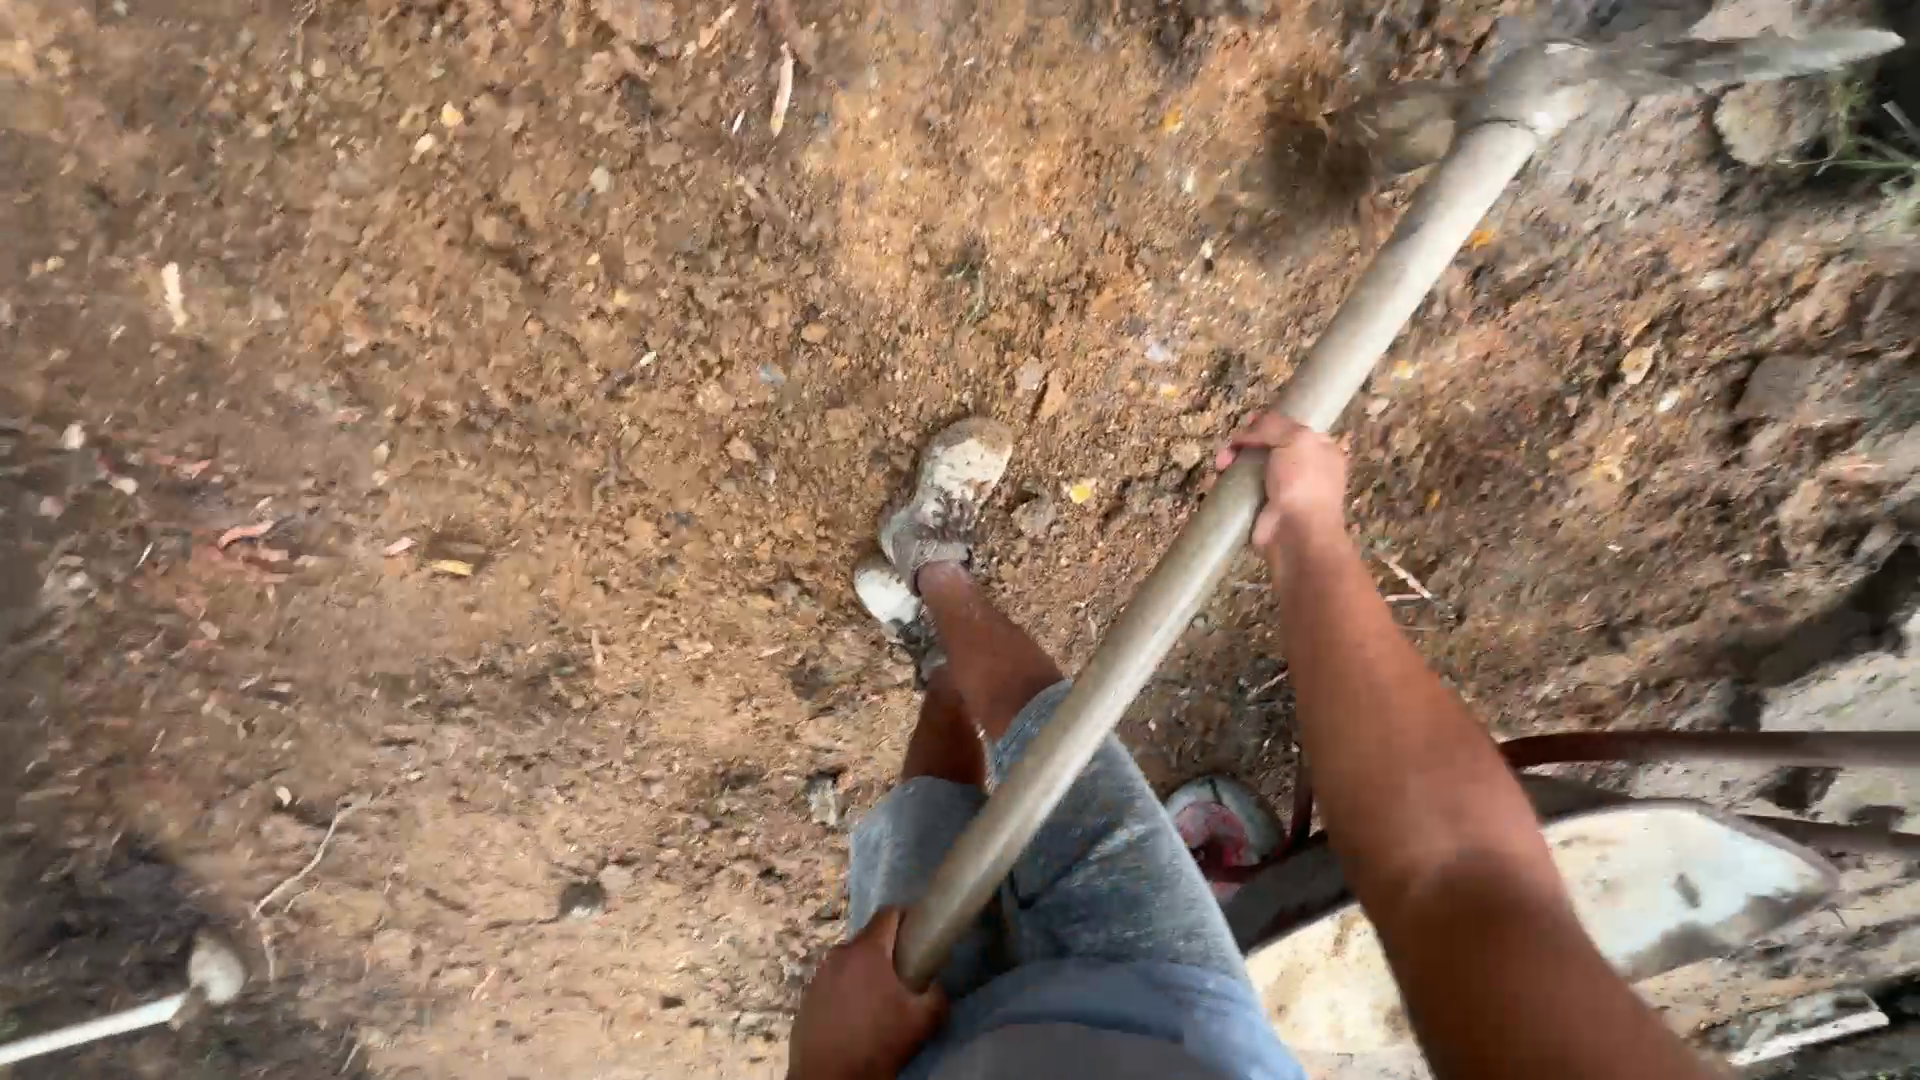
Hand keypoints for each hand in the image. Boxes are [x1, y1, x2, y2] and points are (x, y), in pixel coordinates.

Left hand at [788, 908, 947, 1079]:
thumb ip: (937, 995)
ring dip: (864, 971)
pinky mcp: (806, 997)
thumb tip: (937, 984)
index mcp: (867, 951)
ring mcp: (819, 975)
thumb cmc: (876, 1045)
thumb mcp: (921, 1023)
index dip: (906, 919)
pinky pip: (832, 982)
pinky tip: (853, 1016)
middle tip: (901, 976)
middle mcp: (839, 954)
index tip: (917, 937)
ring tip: (876, 1000)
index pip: (889, 914)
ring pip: (849, 961)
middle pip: (869, 938)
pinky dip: (845, 990)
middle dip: (887, 951)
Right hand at [1216, 413, 1349, 558]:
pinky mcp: (1259, 508)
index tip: (1248, 423)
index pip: (1291, 428)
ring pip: (1248, 468)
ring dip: (1230, 462)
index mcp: (1318, 450)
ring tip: (1219, 466)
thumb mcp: (1297, 440)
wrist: (1296, 532)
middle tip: (1229, 449)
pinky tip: (1213, 482)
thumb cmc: (1304, 482)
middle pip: (1265, 447)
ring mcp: (1279, 490)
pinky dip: (1223, 485)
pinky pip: (1238, 491)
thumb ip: (1273, 425)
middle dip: (1243, 444)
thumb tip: (1245, 432)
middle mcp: (1300, 469)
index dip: (1268, 422)